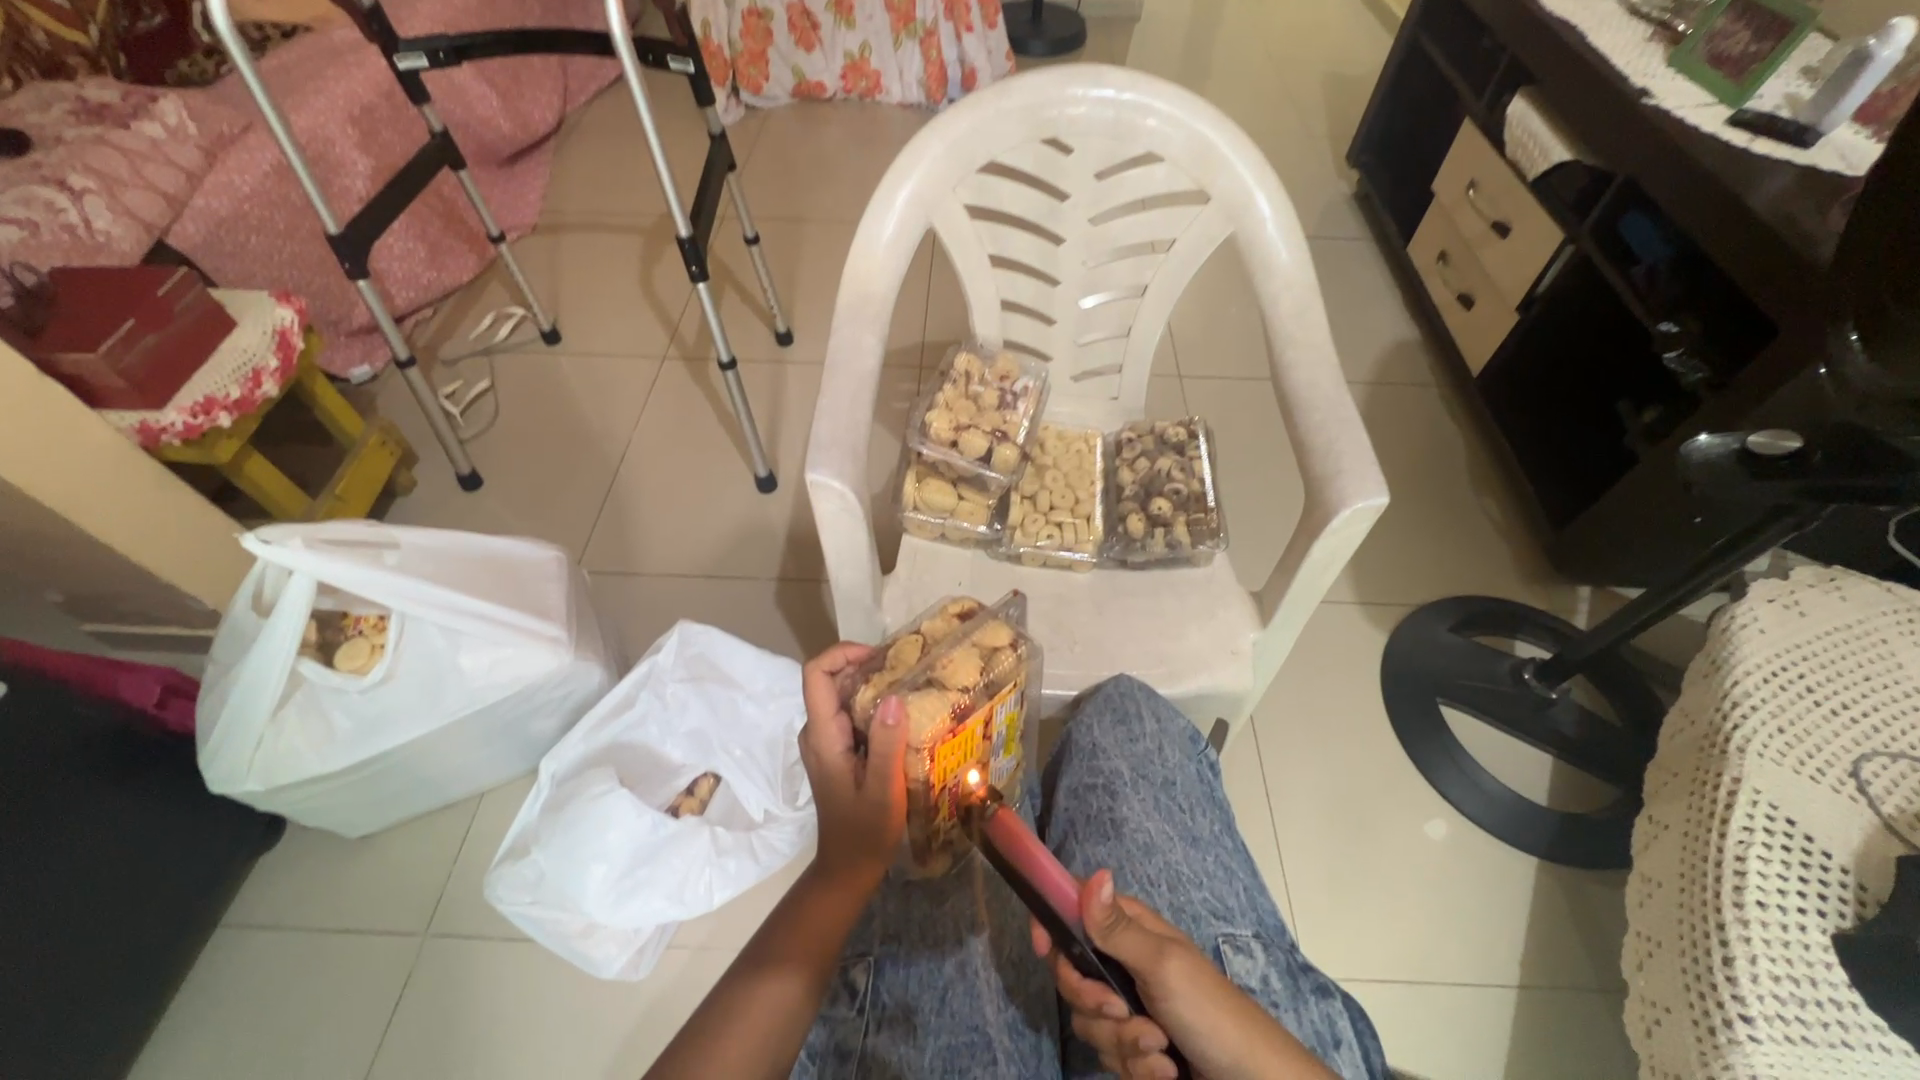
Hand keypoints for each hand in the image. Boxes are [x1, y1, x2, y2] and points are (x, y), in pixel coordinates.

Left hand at [799, 643, 908, 891]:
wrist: (848, 867)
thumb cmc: (866, 832)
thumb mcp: (884, 790)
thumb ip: (886, 744)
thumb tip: (893, 696)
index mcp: (823, 736)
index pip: (816, 674)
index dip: (842, 654)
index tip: (880, 657)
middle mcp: (817, 732)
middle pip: (831, 680)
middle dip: (866, 667)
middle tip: (907, 670)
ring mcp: (825, 742)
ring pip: (843, 696)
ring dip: (873, 686)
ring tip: (911, 688)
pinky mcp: (837, 751)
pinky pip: (851, 715)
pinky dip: (874, 707)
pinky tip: (904, 717)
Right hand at [1033, 870, 1336, 1079]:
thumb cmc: (1210, 1012)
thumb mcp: (1162, 965)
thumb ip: (1116, 928)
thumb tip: (1093, 871)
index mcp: (1130, 929)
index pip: (1074, 910)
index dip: (1052, 924)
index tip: (1042, 949)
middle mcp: (1123, 962)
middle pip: (1071, 972)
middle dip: (1093, 1002)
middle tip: (1123, 1010)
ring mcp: (1129, 1006)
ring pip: (1088, 1021)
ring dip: (1124, 1043)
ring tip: (1161, 1048)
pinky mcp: (1135, 1046)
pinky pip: (1109, 1054)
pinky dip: (1137, 1066)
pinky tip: (1166, 1069)